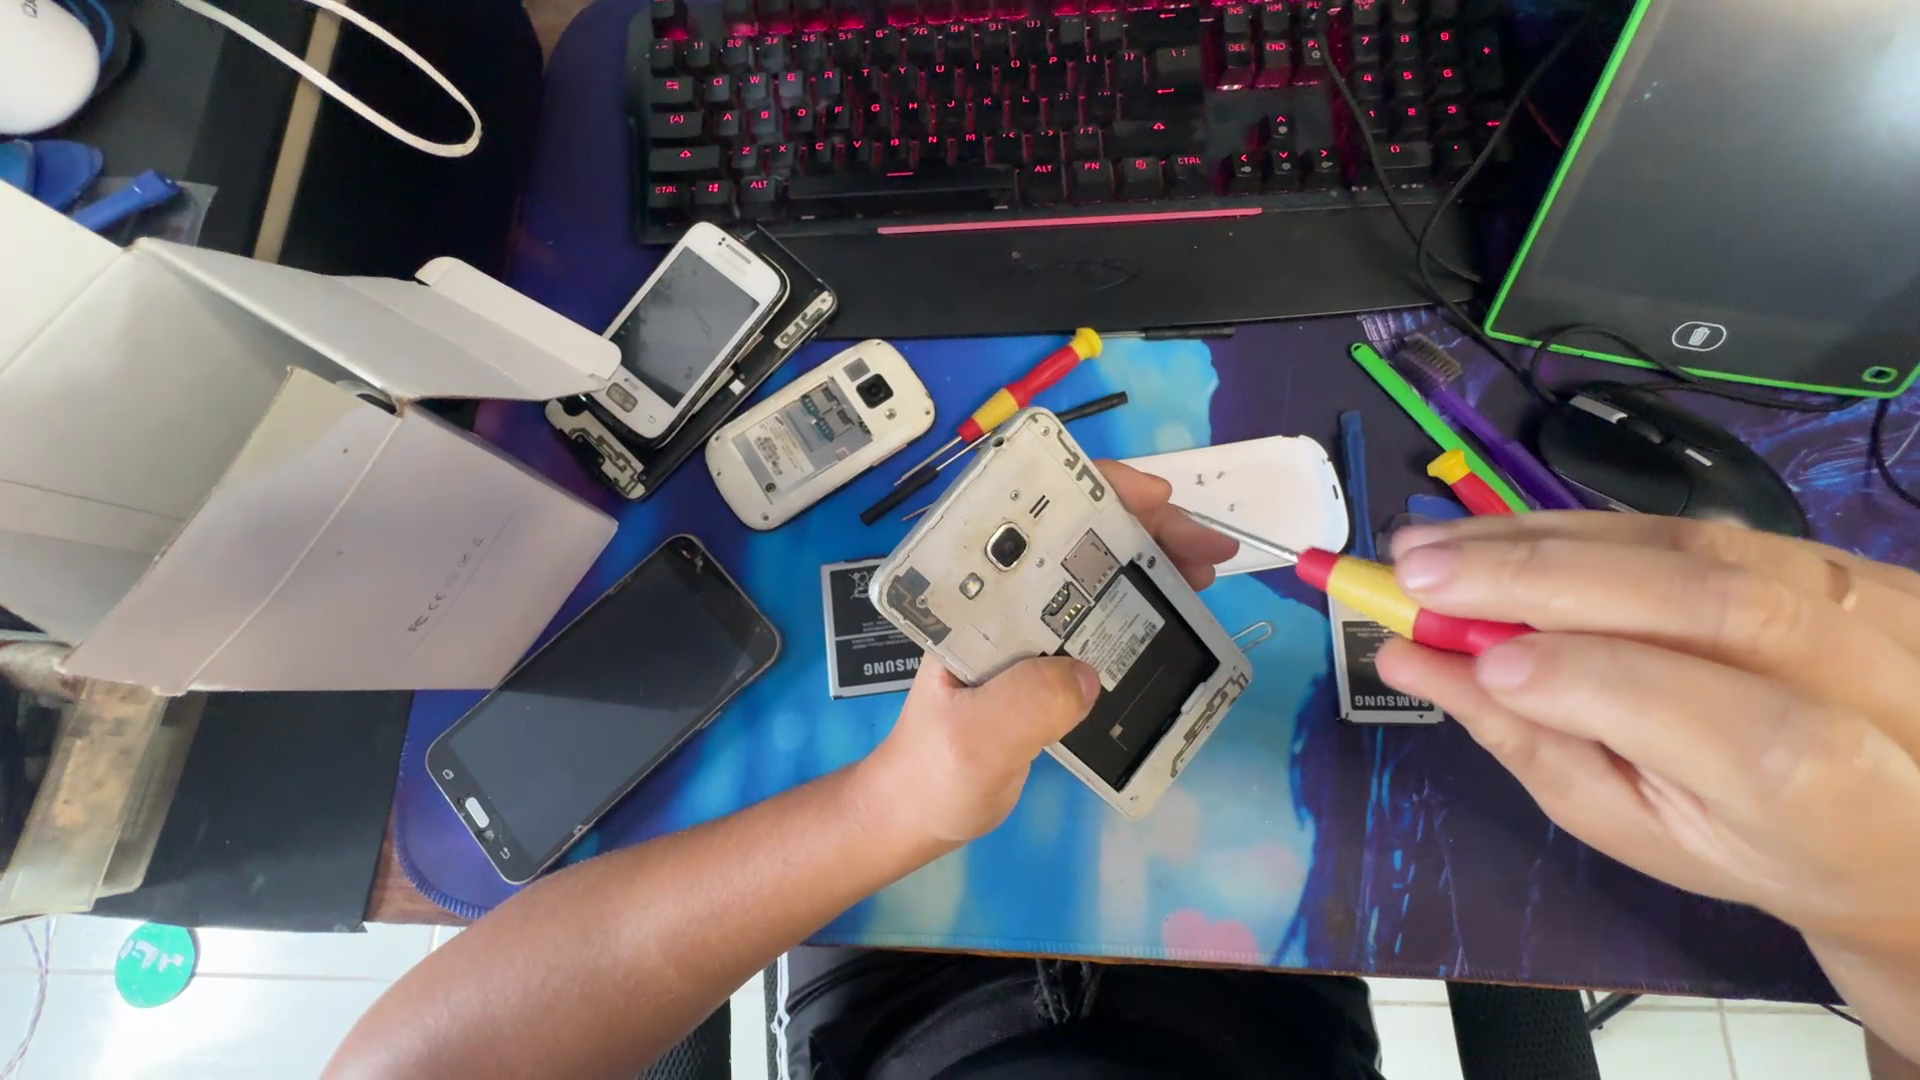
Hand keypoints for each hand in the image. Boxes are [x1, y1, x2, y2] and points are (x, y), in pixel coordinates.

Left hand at [858, 461, 1239, 844]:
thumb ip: (1025, 706)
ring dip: (1152, 557)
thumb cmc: (933, 771)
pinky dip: (1145, 601)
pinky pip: (1102, 615)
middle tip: (1206, 547)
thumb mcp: (975, 739)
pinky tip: (1179, 608)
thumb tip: (1088, 673)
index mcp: (973, 598)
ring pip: (1095, 570)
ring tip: (1205, 569)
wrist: (921, 811)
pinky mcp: (1047, 658)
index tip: (1153, 500)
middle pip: (1074, 535)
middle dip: (1144, 525)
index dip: (1090, 492)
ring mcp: (1027, 627)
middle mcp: (1002, 600)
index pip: (1027, 517)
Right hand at [1373, 512, 1919, 957]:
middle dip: (1539, 581)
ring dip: (1534, 540)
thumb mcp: (1614, 817)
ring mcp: (1880, 607)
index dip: (1601, 684)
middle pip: (1716, 605)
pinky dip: (1566, 526)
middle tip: (1414, 573)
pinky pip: (1684, 526)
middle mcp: (1890, 690)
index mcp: (1844, 806)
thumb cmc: (1728, 837)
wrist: (1885, 809)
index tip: (1474, 664)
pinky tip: (1489, 537)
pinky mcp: (1840, 559)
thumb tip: (1403, 657)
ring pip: (1692, 546)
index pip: (1743, 730)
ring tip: (1427, 548)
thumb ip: (1516, 735)